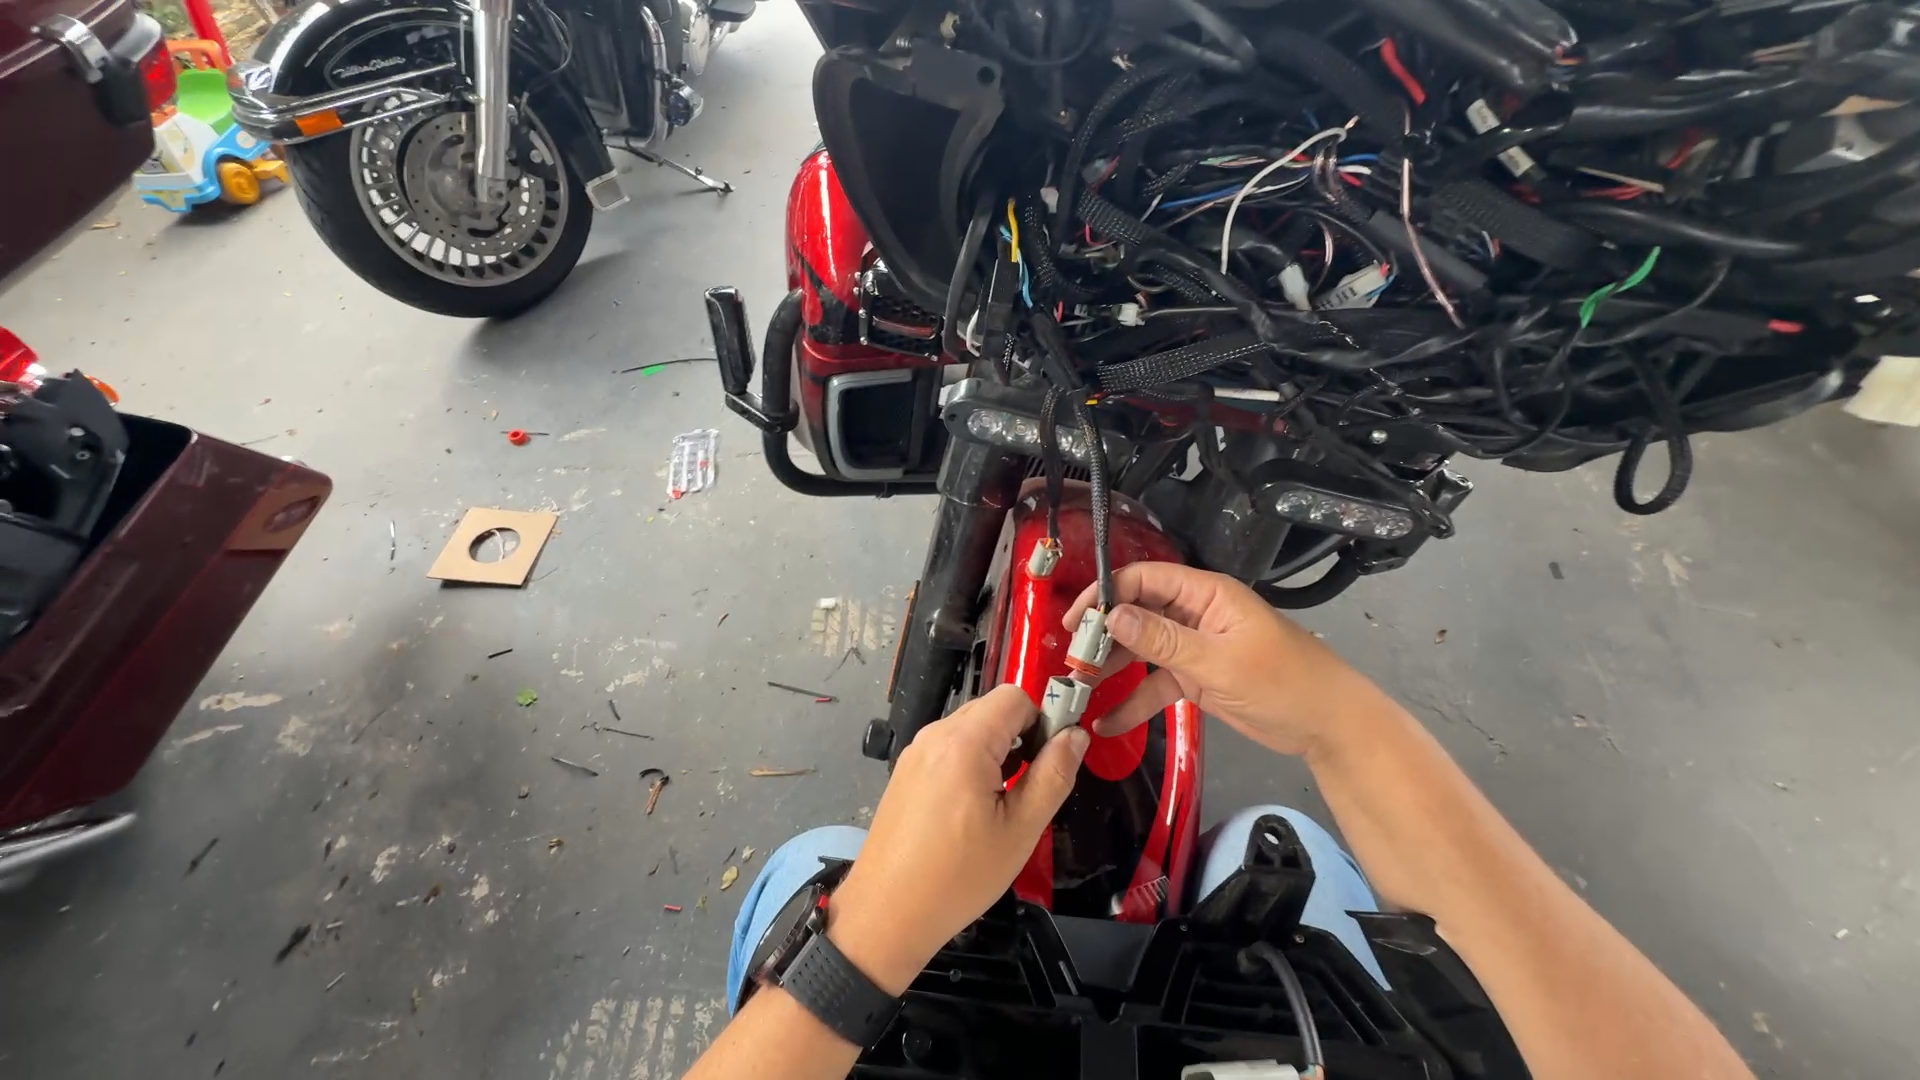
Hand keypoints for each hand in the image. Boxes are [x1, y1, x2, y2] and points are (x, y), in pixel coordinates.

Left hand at [827, 684, 1087, 994]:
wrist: (887, 915)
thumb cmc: (959, 876)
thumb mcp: (1021, 830)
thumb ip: (1054, 774)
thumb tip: (1076, 735)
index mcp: (964, 742)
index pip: (1015, 696)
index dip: (1043, 718)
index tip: (1052, 758)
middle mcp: (935, 735)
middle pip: (992, 709)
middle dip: (1021, 736)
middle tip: (1031, 786)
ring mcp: (916, 752)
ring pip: (971, 729)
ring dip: (997, 751)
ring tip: (1003, 802)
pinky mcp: (906, 771)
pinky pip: (949, 748)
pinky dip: (971, 763)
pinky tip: (973, 808)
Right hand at [1064, 562, 1387, 759]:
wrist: (1327, 725)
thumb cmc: (1282, 681)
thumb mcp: (1218, 660)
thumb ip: (1162, 639)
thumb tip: (1111, 615)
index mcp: (1205, 594)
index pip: (1145, 579)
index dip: (1107, 594)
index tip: (1076, 620)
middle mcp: (1194, 614)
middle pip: (1137, 613)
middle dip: (1102, 634)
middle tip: (1071, 658)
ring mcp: (1193, 647)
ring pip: (1141, 649)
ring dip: (1112, 667)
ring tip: (1079, 688)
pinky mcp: (1195, 677)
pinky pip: (1155, 684)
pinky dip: (1133, 702)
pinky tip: (1106, 722)